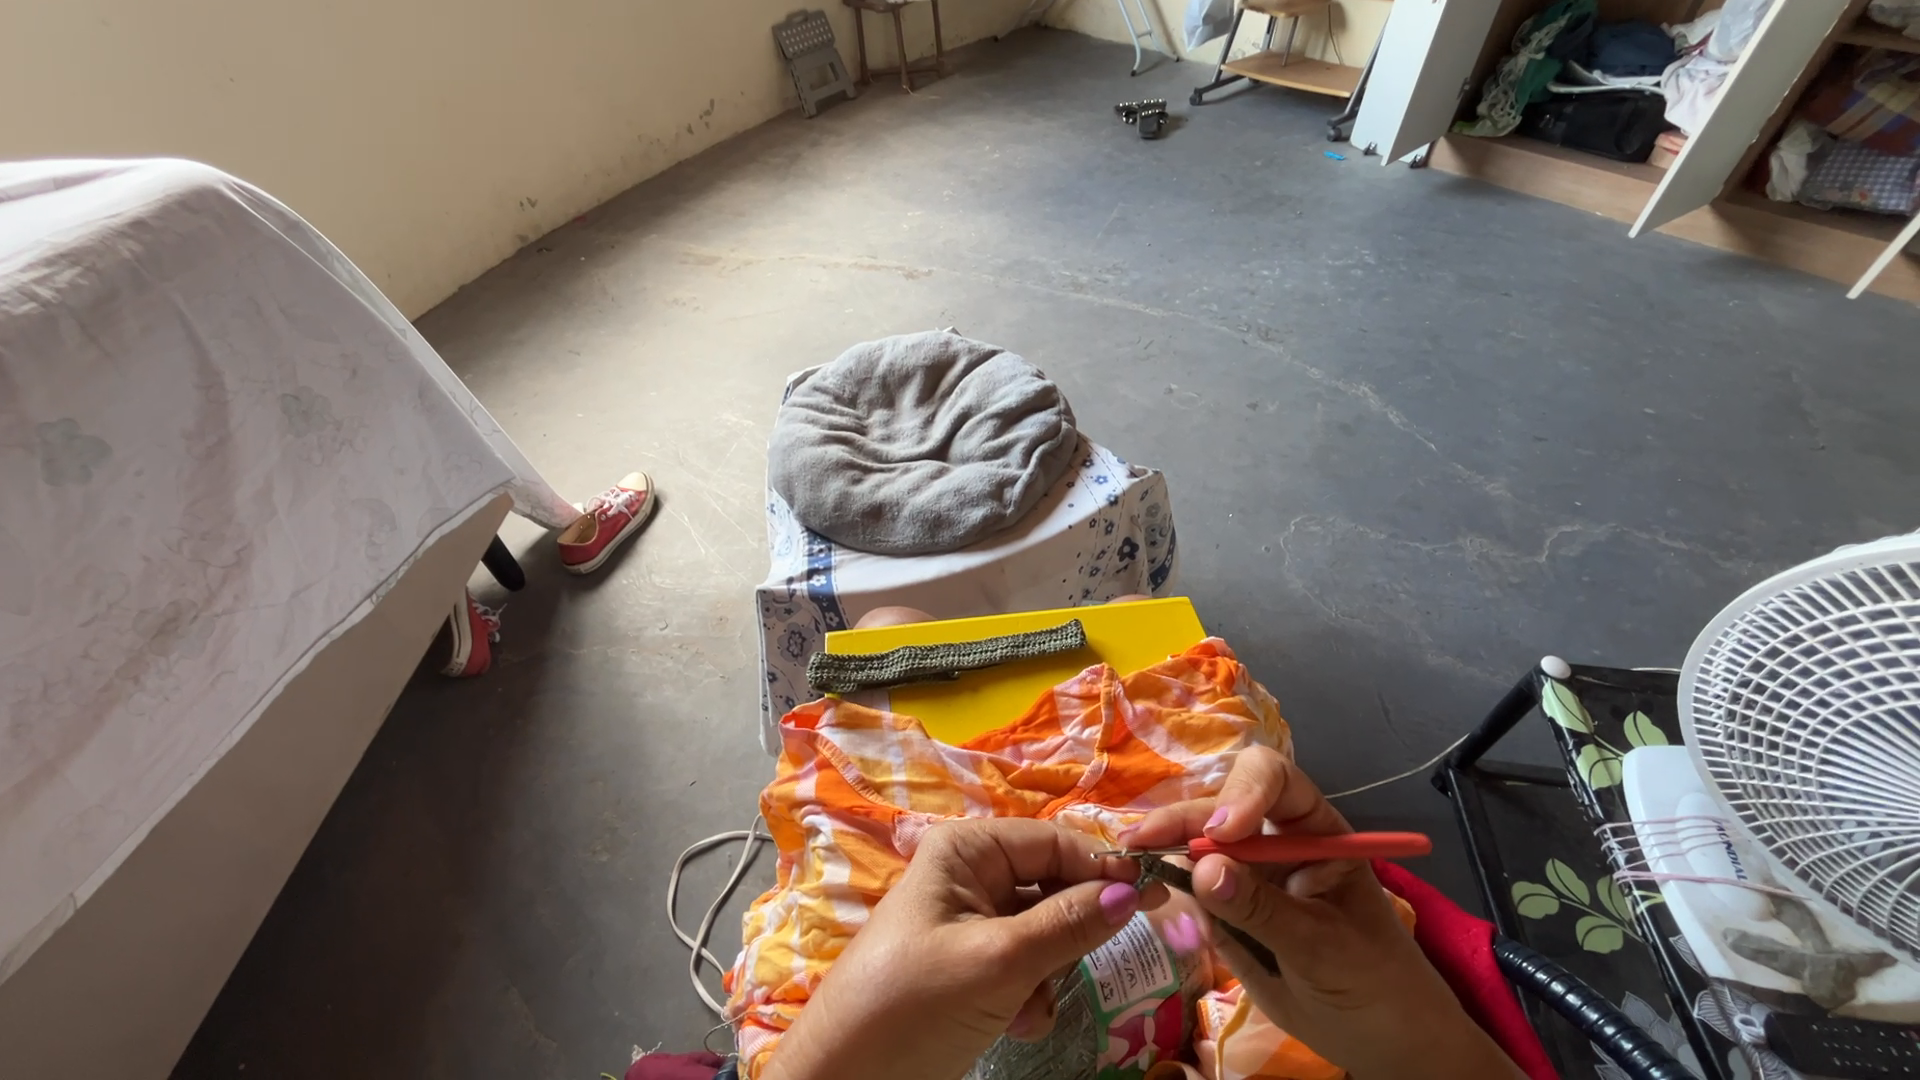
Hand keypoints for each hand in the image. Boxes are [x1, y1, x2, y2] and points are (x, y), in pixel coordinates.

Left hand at [761, 817, 1140, 1079]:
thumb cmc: (914, 1003)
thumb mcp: (998, 961)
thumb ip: (1067, 925)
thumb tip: (1131, 892)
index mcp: (967, 849)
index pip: (1052, 839)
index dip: (1100, 865)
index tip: (1152, 894)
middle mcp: (970, 874)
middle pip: (1051, 884)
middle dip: (1068, 931)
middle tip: (1085, 965)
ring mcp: (970, 921)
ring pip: (1044, 929)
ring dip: (1049, 971)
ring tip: (1030, 1004)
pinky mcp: (970, 964)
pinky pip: (1025, 964)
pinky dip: (1031, 993)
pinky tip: (1017, 1023)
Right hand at [1127, 746, 1523, 1079]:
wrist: (1387, 1049)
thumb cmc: (1377, 988)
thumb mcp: (1326, 949)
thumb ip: (1263, 909)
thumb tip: (1200, 869)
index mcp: (1313, 829)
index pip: (1275, 780)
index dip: (1244, 792)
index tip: (1221, 833)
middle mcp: (1272, 838)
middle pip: (1218, 808)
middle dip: (1179, 821)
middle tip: (1138, 844)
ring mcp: (1244, 871)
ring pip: (1193, 843)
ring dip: (1161, 847)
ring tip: (1128, 864)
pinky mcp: (1223, 904)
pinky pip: (1187, 884)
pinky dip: (1163, 884)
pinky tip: (1144, 890)